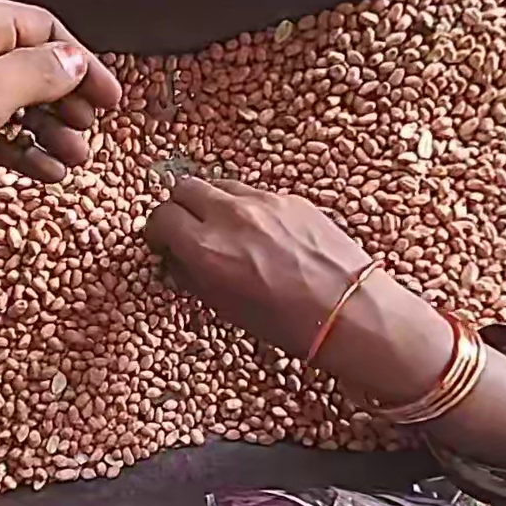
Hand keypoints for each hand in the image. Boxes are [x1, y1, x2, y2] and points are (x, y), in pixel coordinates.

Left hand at [0, 0, 122, 219]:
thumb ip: (38, 74)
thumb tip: (75, 60)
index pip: (43, 31)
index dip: (83, 64)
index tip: (114, 103)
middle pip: (29, 68)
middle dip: (66, 103)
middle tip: (91, 139)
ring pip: (10, 106)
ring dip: (47, 133)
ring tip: (73, 164)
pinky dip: (17, 152)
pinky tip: (42, 174)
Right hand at [142, 177, 375, 362]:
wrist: (348, 311)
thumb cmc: (286, 321)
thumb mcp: (225, 307)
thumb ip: (192, 275)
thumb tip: (176, 258)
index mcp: (207, 248)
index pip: (161, 217)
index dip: (157, 230)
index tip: (162, 241)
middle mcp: (229, 216)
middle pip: (183, 188)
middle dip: (178, 207)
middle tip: (185, 229)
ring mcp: (262, 201)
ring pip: (218, 185)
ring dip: (209, 202)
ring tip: (221, 228)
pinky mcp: (289, 197)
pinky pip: (252, 192)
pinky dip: (243, 207)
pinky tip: (258, 232)